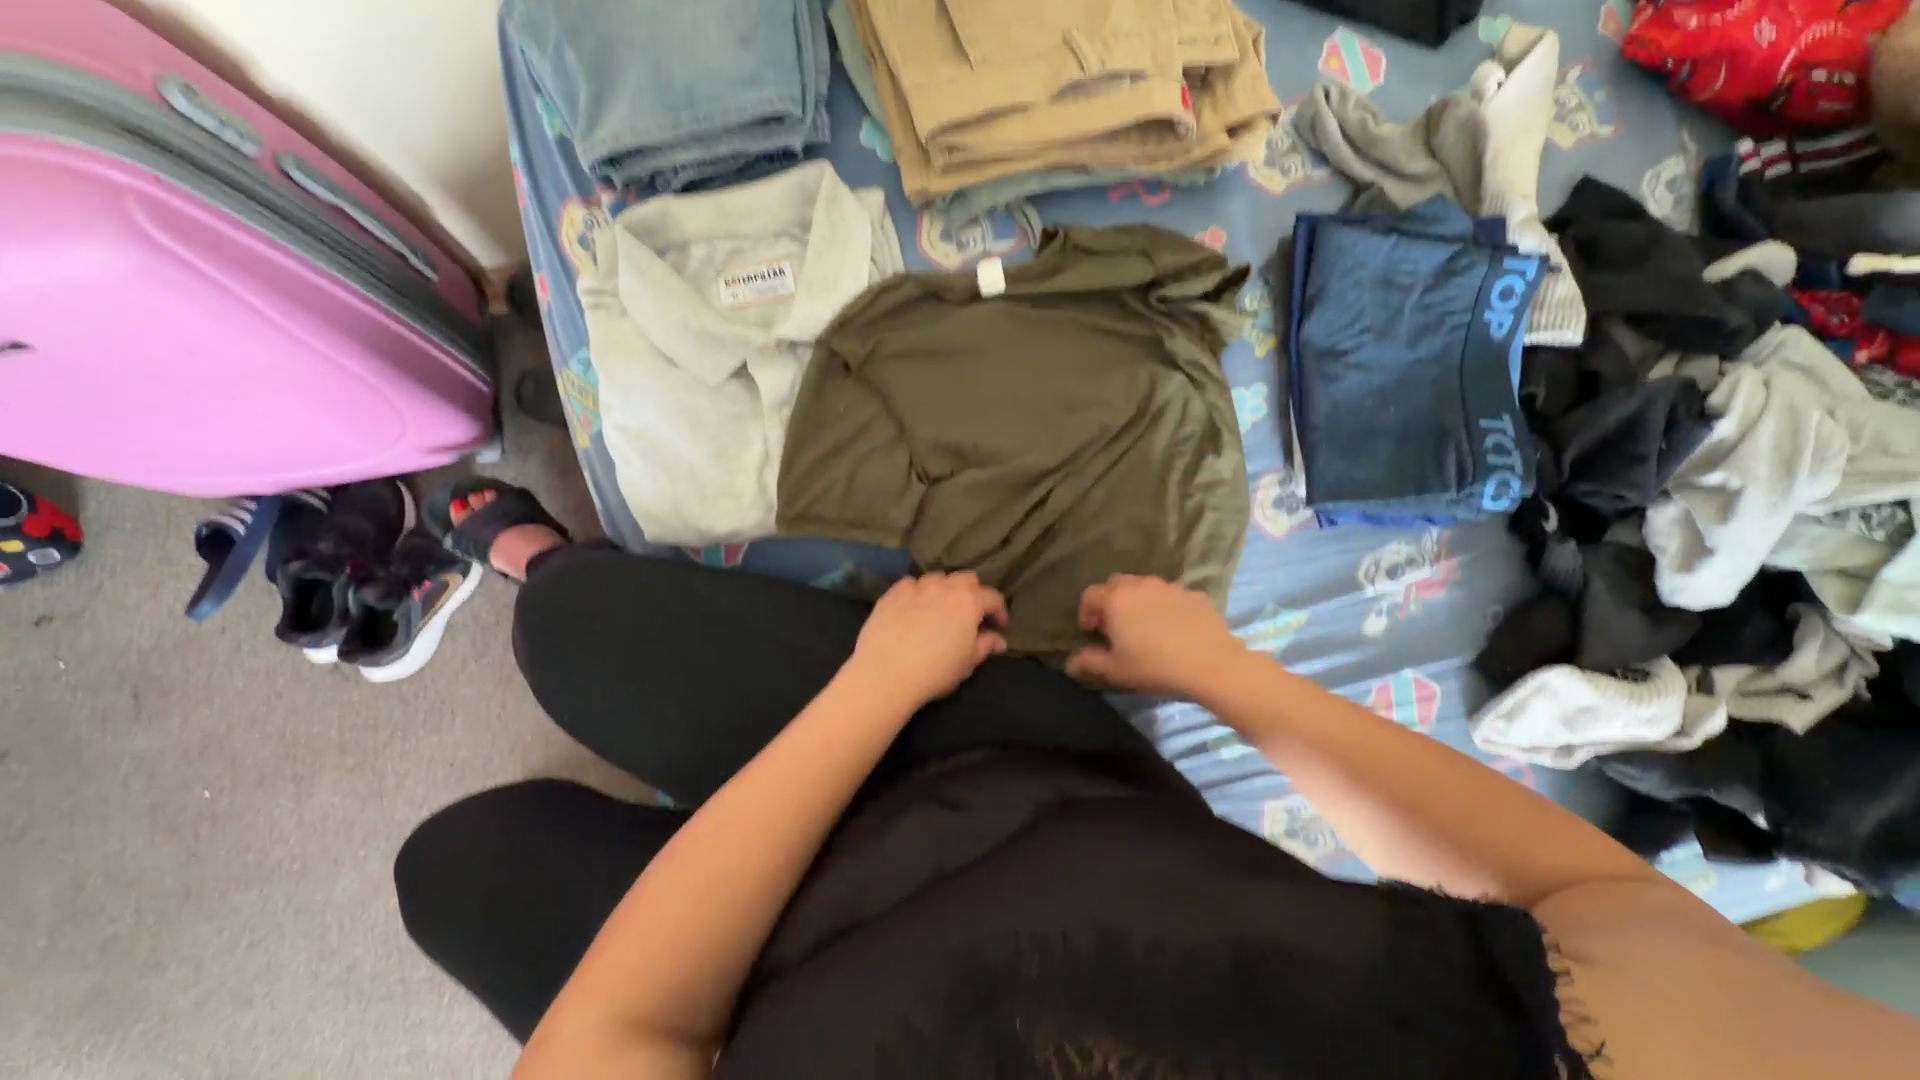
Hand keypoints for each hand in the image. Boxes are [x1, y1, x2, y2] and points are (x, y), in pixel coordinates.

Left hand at [845, 571, 1008, 708]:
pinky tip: (915, 607)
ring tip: (941, 608)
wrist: (885, 674)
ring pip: (938, 578)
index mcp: (969, 602)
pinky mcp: (892, 593)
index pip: (993, 597)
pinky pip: (911, 584)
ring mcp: (916, 587)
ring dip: (945, 589)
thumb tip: (998, 639)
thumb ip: (986, 645)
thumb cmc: (934, 672)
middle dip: (974, 593)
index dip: (999, 611)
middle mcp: (944, 587)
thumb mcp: (968, 663)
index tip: (999, 626)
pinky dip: (918, 592)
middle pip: (966, 579)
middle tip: (971, 614)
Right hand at [1066, 574, 1250, 697]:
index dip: (1086, 612)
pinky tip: (1174, 628)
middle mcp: (1141, 585)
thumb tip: (1071, 662)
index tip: (1091, 631)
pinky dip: (1166, 606)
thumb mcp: (1116, 670)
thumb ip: (1089, 662)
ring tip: (1145, 626)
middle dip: (1111, 601)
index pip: (1090, 595)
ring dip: (1139, 601)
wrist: (1211, 664)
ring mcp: (1170, 587)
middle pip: (1117, 584)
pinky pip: (1172, 596)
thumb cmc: (1155, 666)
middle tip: (1116, 626)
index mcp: (1116, 600)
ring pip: (1146, 586)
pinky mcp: (1194, 594)